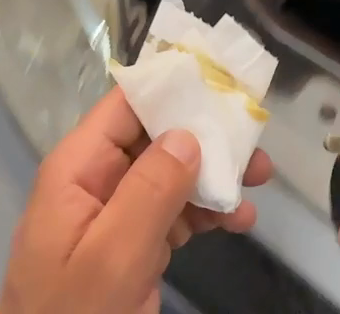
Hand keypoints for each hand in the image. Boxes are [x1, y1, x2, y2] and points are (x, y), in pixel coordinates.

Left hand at [0, 86, 273, 313]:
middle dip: (204, 134)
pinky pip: (172, 216)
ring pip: (169, 176)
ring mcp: (113, 218)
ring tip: (261, 177)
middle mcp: (95, 182)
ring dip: (214, 175)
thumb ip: (149, 192)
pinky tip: (240, 219)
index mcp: (78, 168)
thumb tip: (188, 134)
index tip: (220, 82)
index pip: (125, 107)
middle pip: (153, 138)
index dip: (170, 88)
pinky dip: (206, 214)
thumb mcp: (110, 256)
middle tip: (256, 141)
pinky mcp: (130, 251)